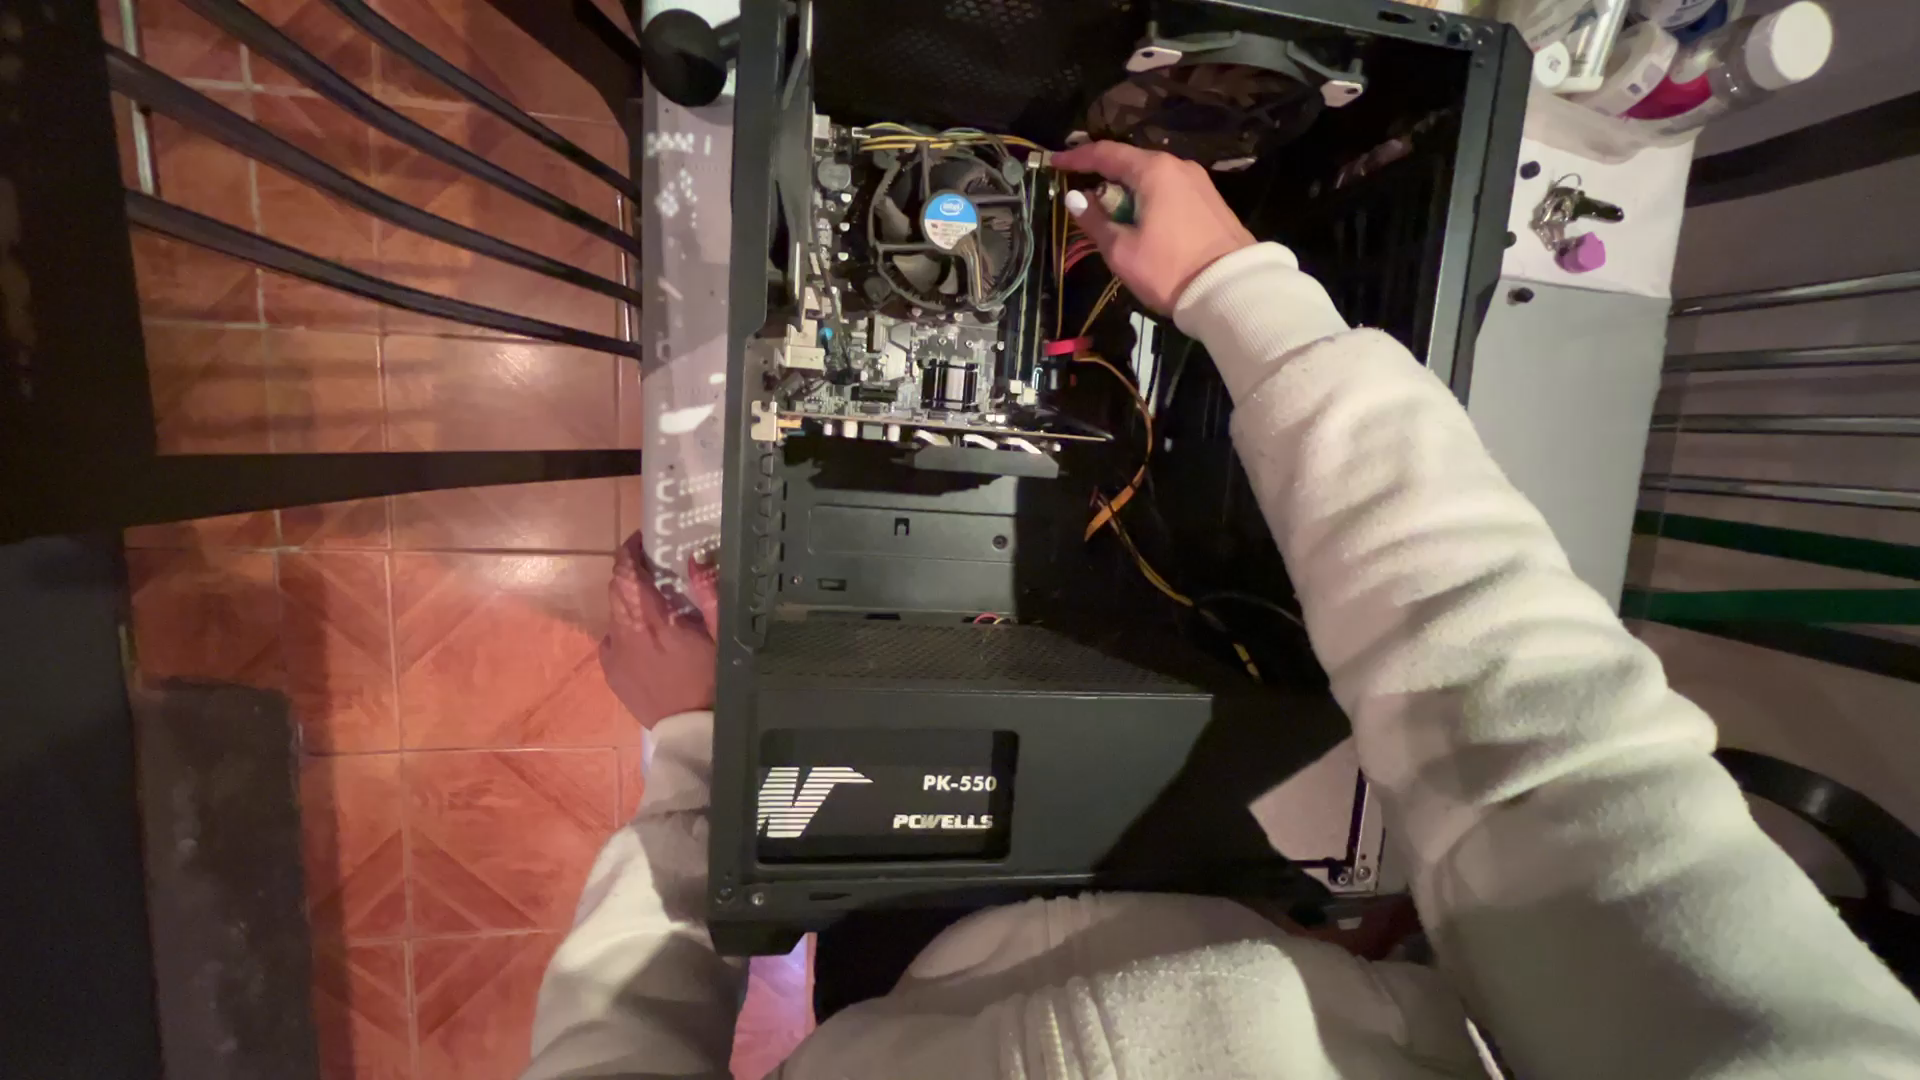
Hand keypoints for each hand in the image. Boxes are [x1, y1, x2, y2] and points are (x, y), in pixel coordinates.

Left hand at [601, 534, 719, 729]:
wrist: (693, 731)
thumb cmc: (713, 680)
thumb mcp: (721, 634)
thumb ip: (708, 593)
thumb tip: (694, 559)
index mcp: (652, 623)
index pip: (626, 576)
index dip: (628, 552)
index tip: (642, 540)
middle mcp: (624, 635)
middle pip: (615, 590)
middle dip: (629, 573)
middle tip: (652, 567)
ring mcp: (613, 656)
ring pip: (613, 614)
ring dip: (629, 602)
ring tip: (654, 605)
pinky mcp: (611, 673)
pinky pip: (612, 639)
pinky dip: (625, 629)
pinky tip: (646, 638)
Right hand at [1051, 141, 1256, 313]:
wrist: (1229, 288)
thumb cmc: (1168, 269)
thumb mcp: (1122, 250)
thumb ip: (1095, 221)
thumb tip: (1075, 198)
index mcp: (1153, 170)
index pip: (1106, 154)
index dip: (1077, 157)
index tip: (1055, 161)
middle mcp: (1178, 166)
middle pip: (1130, 165)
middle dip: (1103, 180)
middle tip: (1082, 201)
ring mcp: (1198, 183)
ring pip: (1150, 180)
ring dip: (1126, 195)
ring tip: (1110, 220)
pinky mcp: (1209, 202)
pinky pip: (1168, 193)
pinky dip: (1147, 202)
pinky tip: (1139, 224)